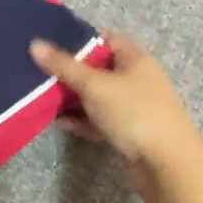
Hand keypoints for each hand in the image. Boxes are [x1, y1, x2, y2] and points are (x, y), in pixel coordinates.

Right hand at [30, 32, 202, 181]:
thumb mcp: (94, 85)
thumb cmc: (133, 112)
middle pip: (99, 68)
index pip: (106, 38)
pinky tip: (62, 123)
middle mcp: (137, 79)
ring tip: (45, 98)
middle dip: (71, 72)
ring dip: (74, 98)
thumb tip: (35, 44)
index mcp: (135, 59)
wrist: (167, 164)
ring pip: (98, 96)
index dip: (81, 39)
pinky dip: (83, 120)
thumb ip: (63, 65)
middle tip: (42, 73)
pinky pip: (101, 119)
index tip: (53, 44)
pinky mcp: (130, 131)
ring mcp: (135, 107)